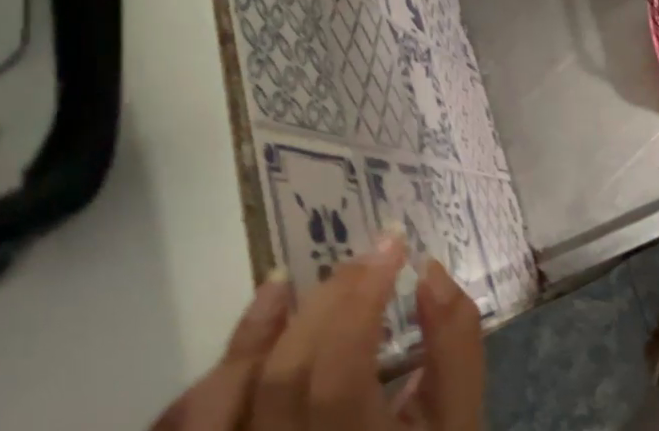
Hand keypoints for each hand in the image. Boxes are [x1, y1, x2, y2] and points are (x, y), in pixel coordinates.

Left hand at [151, 236, 484, 430]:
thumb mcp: (460, 422)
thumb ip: (455, 348)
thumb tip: (431, 273)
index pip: (341, 372)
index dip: (362, 299)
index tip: (394, 246)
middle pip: (285, 377)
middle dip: (326, 302)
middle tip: (364, 260)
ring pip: (223, 402)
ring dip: (256, 333)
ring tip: (287, 282)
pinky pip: (198, 425)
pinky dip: (220, 373)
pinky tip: (253, 333)